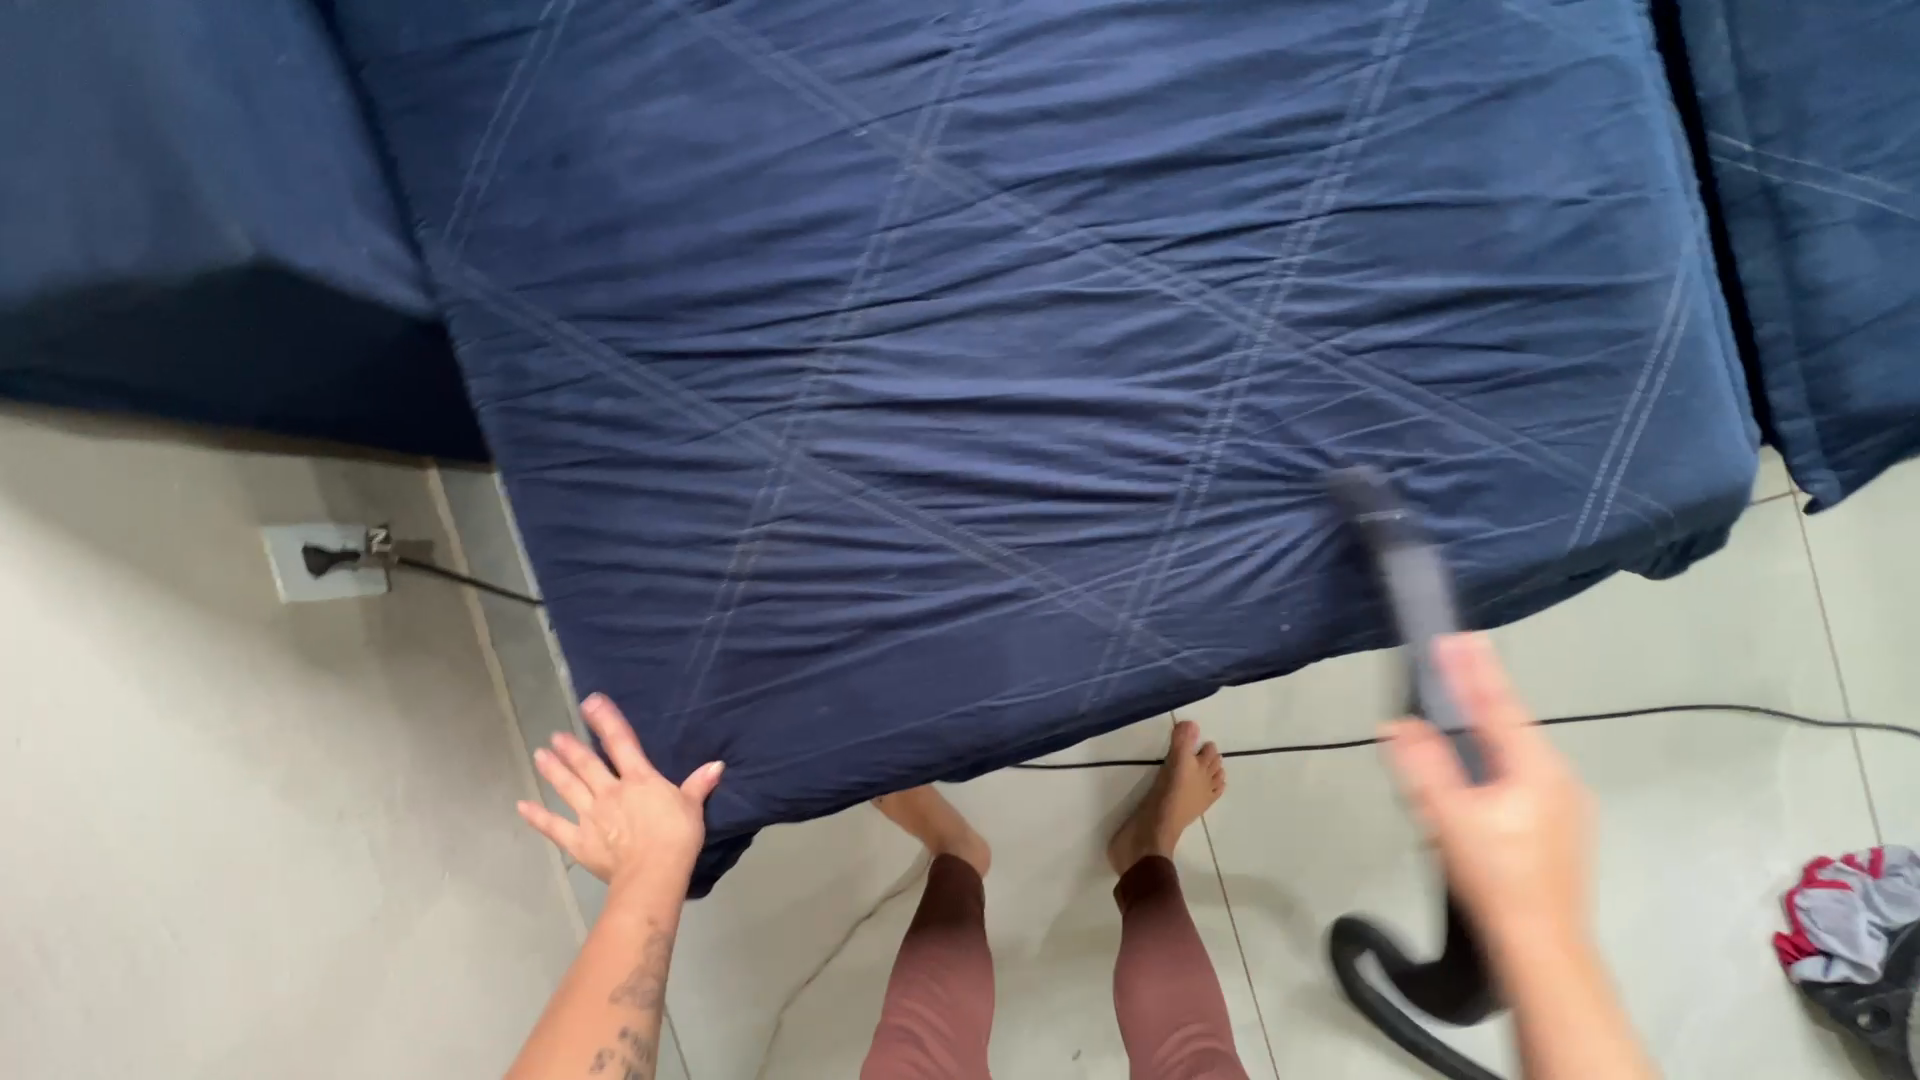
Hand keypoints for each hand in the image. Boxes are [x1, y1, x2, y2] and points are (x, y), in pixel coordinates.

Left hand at [517, 693, 724, 886]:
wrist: (653, 873)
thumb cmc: (677, 836)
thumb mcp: (692, 806)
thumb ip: (699, 784)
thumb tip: (717, 764)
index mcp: (639, 779)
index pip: (621, 742)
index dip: (606, 720)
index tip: (591, 703)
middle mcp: (610, 792)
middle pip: (587, 764)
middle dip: (572, 748)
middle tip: (557, 735)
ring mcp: (590, 816)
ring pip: (568, 788)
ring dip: (554, 771)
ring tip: (540, 755)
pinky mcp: (578, 841)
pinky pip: (554, 826)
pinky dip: (537, 816)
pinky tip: (522, 806)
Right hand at [1382, 634, 1596, 957]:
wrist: (1542, 945)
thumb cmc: (1493, 875)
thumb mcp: (1447, 817)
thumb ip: (1422, 765)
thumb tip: (1395, 724)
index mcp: (1535, 768)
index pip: (1499, 706)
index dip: (1475, 669)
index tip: (1459, 635)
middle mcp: (1558, 778)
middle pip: (1511, 726)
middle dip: (1481, 695)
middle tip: (1454, 664)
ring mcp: (1565, 804)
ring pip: (1516, 753)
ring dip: (1485, 730)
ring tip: (1457, 712)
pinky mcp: (1559, 826)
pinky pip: (1521, 776)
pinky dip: (1495, 759)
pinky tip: (1477, 773)